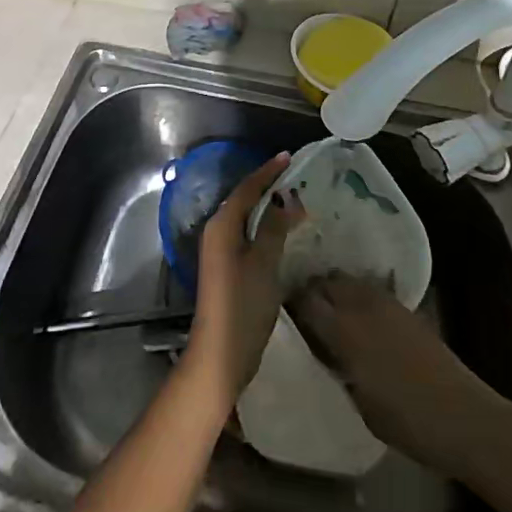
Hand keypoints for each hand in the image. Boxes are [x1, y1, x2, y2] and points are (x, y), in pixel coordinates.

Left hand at [186, 153, 302, 396]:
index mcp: (222, 226)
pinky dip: (265, 228)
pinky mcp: (227, 269)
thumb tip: (288, 198)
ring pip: (246, 219)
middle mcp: (216, 233)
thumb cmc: (243, 305)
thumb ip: (275, 227)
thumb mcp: (264, 263)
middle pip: (244, 200)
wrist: (221, 353)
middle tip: (296, 177)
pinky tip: (282, 233)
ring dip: (267, 208)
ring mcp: (220, 252)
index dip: (267, 173)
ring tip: (294, 200)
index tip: (288, 157)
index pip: (247, 189)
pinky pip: (247, 236)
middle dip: (268, 187)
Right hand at [289, 274, 477, 468]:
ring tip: (331, 309)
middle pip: (326, 283)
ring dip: (336, 289)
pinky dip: (359, 295)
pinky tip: (361, 315)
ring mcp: (387, 304)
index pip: (305, 300)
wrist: (466, 418)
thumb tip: (325, 351)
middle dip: (312, 291)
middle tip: (304, 311)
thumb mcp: (357, 401)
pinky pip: (372, 290)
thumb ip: (336, 366)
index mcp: (343, 330)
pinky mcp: (407, 309)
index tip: (284, 315)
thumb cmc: (407, 421)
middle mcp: (361, 306)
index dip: (291, 305)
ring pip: (349, 281)